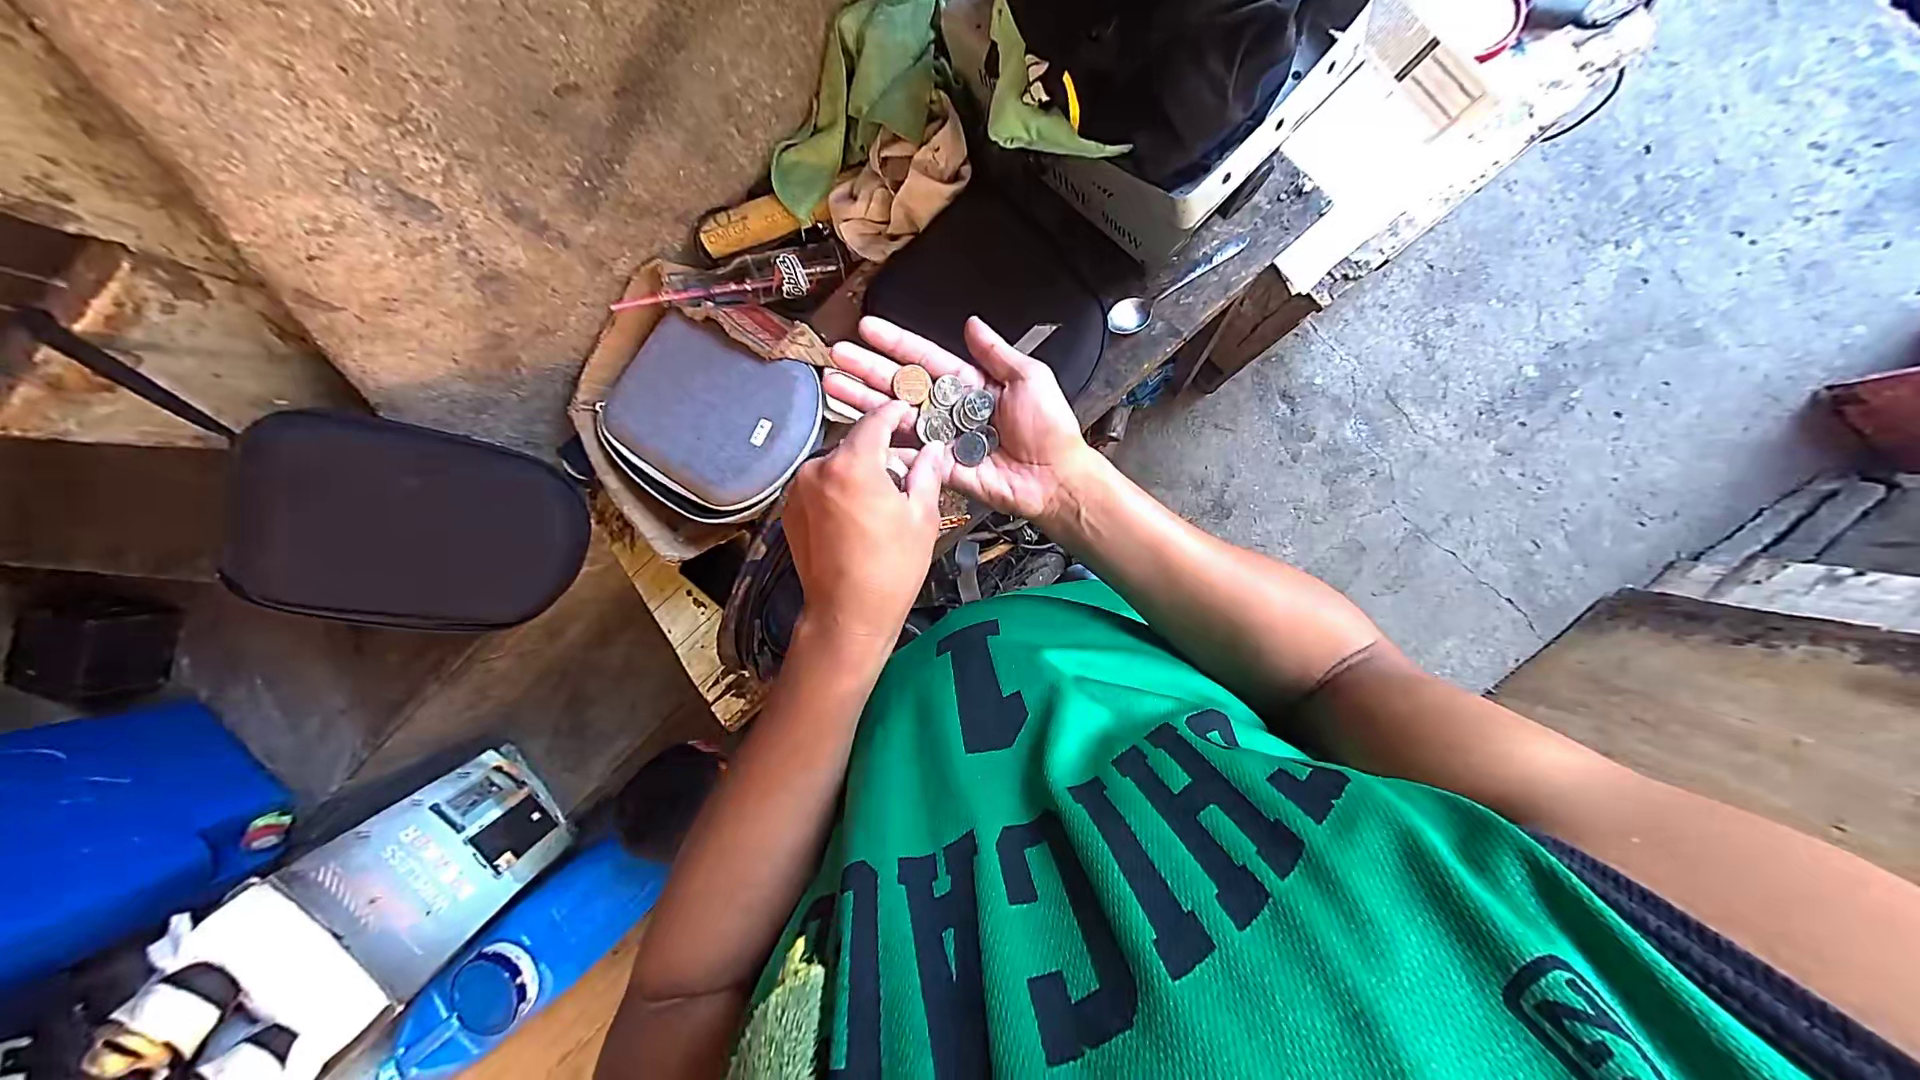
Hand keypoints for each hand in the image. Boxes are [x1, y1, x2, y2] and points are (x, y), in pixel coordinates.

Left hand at [784, 399, 946, 641]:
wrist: (847, 614)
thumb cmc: (886, 572)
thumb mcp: (922, 517)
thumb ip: (926, 473)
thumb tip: (931, 451)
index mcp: (852, 466)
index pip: (875, 420)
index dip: (896, 413)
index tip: (907, 414)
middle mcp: (817, 471)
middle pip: (854, 442)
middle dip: (881, 448)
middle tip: (907, 464)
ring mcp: (799, 492)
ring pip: (836, 464)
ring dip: (860, 470)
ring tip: (885, 497)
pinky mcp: (791, 511)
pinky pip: (821, 485)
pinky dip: (840, 488)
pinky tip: (861, 513)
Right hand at [824, 316, 1103, 526]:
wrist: (1056, 477)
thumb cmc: (1050, 429)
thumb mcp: (1028, 377)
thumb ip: (996, 352)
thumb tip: (973, 324)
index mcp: (971, 386)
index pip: (925, 359)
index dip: (895, 343)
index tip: (869, 329)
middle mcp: (952, 411)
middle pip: (902, 386)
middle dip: (868, 370)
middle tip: (838, 356)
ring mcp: (943, 439)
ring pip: (896, 418)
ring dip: (865, 402)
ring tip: (835, 386)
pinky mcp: (940, 467)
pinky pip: (908, 454)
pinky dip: (884, 446)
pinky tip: (859, 432)